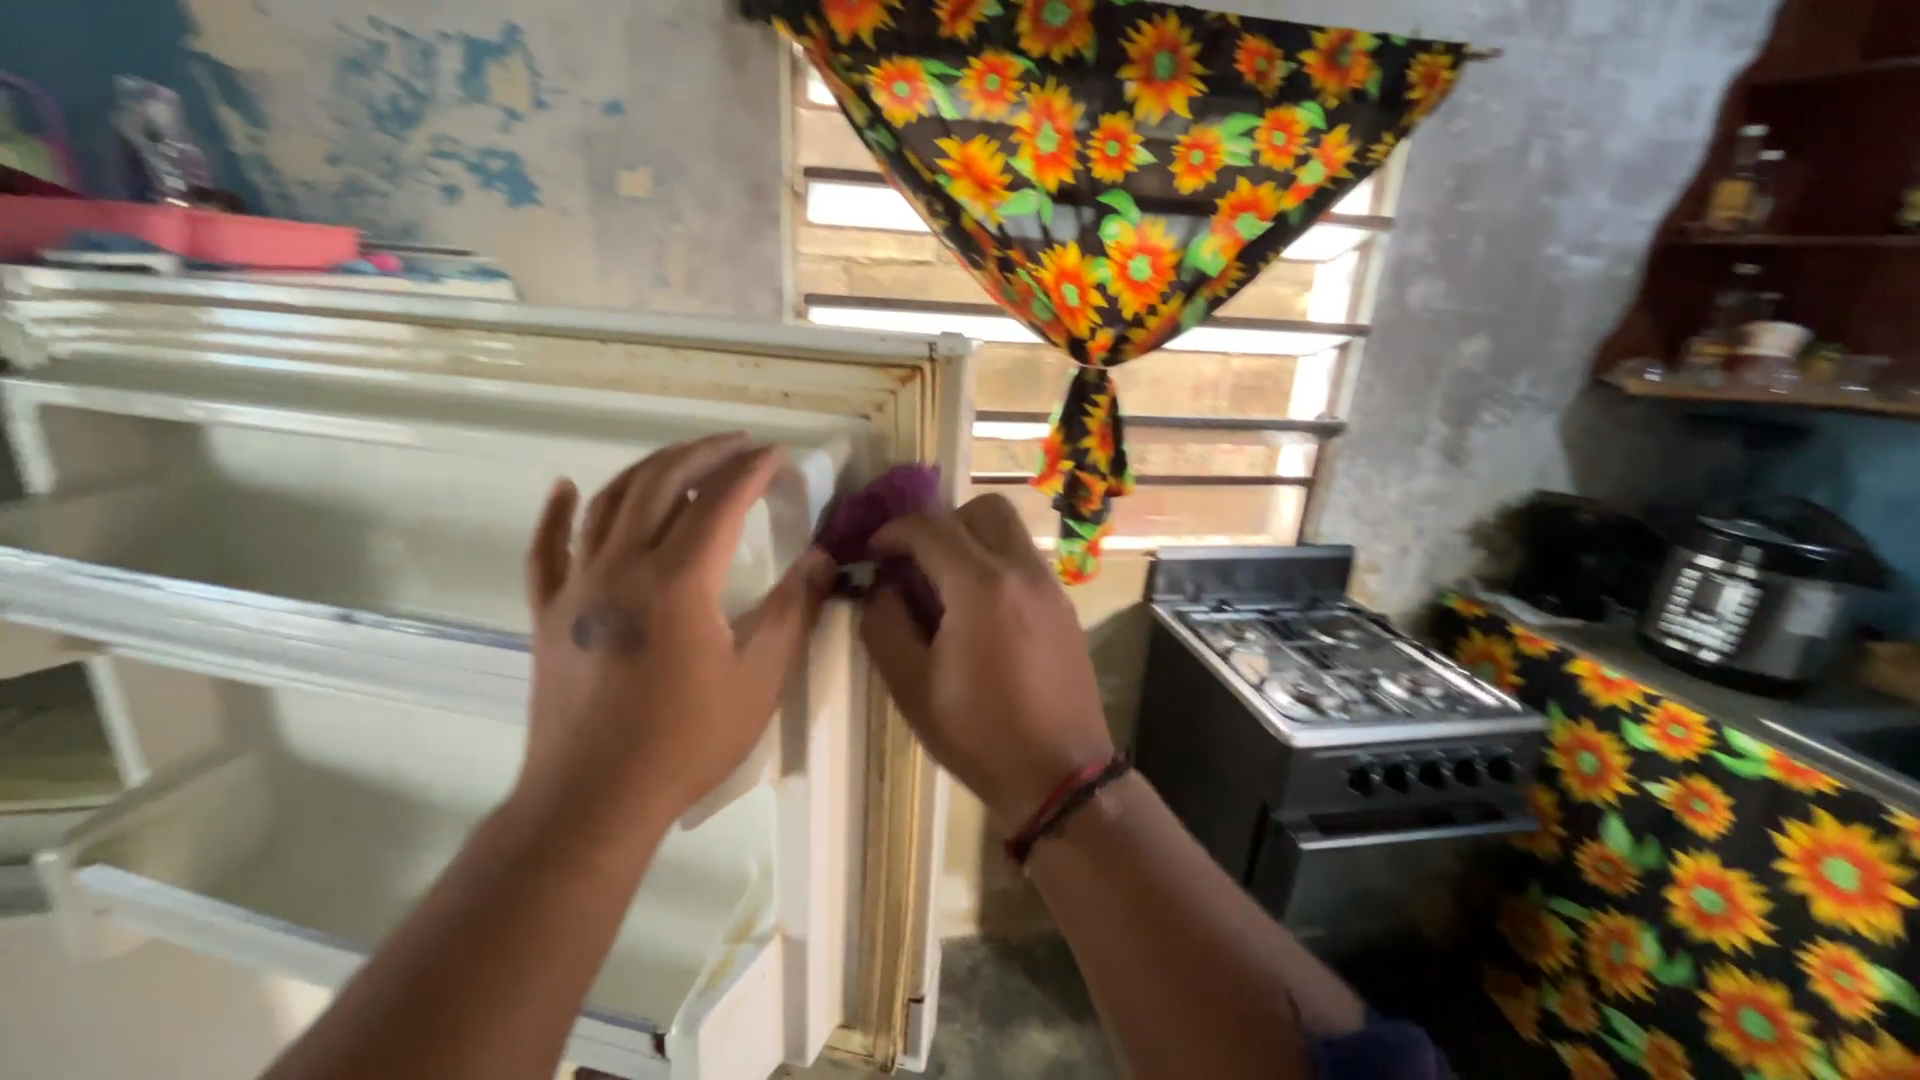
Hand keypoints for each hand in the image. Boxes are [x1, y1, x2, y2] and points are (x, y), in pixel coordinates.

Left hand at [516, 434, 834, 839]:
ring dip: (646, 470)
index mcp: (678, 579)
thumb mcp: (759, 678)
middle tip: (737, 445)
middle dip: (703, 454)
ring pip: (607, 502)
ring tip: (679, 459)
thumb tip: (822, 559)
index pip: (720, 501)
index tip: (778, 454)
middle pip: (660, 484)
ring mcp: (577, 586)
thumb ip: (792, 610)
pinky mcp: (548, 613)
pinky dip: (555, 512)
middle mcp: (622, 565)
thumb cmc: (686, 741)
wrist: (594, 798)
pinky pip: (546, 549)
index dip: (752, 469)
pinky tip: (565, 487)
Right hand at [859, 494, 1112, 832]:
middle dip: (941, 524)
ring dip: (972, 541)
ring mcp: (1051, 587)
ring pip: (1009, 532)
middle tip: (916, 563)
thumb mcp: (910, 686)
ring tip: (947, 588)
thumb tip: (883, 587)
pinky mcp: (1065, 607)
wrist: (1060, 774)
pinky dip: (997, 564)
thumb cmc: (979, 734)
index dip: (893, 531)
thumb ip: (884, 623)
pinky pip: (1025, 561)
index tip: (873, 553)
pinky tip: (980, 613)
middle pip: (982, 509)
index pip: (930, 527)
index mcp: (981, 586)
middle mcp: (1022, 571)